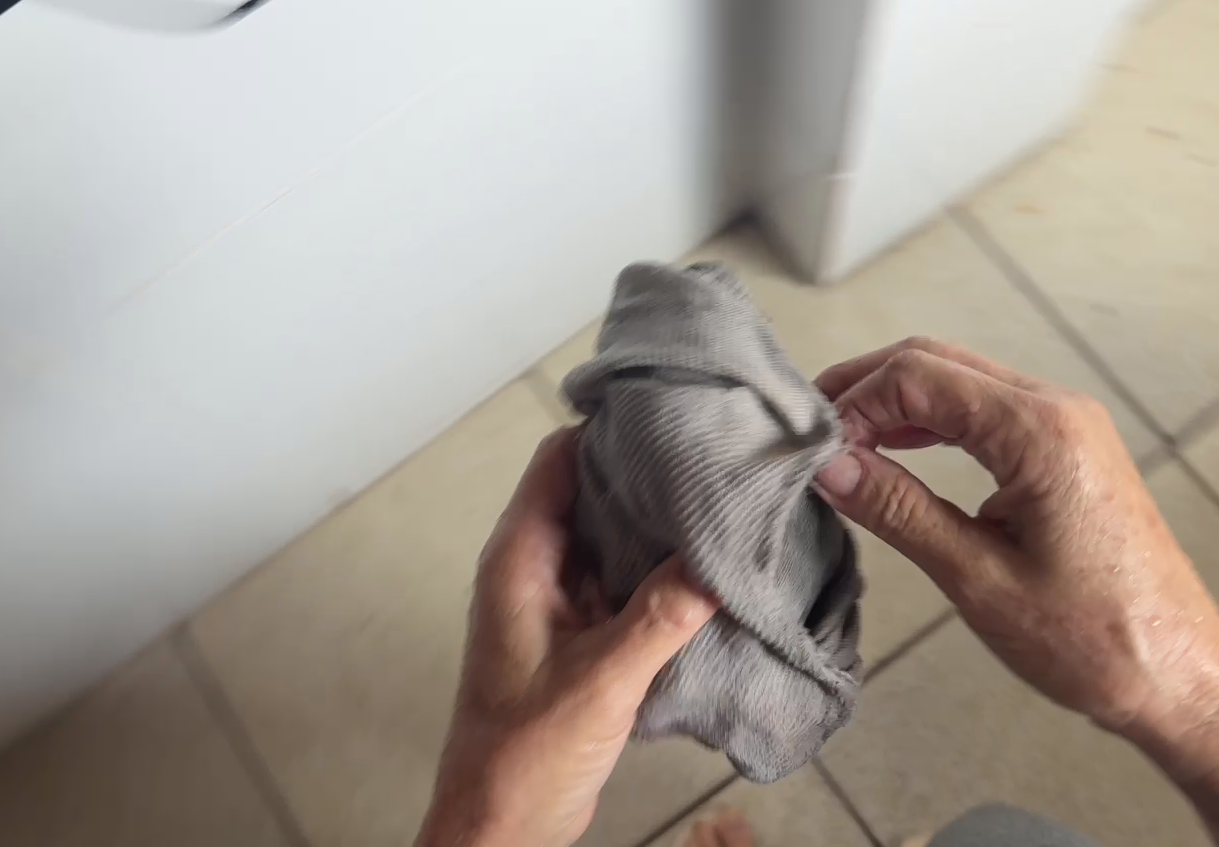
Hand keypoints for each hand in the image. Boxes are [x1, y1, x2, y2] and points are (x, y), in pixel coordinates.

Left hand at [418, 428, 717, 846]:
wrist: (499, 823)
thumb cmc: (524, 751)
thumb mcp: (601, 681)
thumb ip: (660, 619)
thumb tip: (718, 564)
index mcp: (520, 555)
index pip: (557, 460)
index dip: (601, 430)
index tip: (657, 412)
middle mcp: (533, 561)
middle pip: (584, 488)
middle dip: (636, 471)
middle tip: (698, 453)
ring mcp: (553, 592)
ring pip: (601, 529)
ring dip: (644, 519)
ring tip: (705, 496)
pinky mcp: (574, 622)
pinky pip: (612, 571)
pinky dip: (645, 560)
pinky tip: (691, 560)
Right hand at [810, 338, 1218, 737]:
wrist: (1192, 688)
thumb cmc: (1095, 642)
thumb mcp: (978, 577)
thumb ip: (896, 509)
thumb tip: (826, 464)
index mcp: (1039, 431)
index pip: (916, 376)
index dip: (855, 402)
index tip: (820, 449)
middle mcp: (1054, 408)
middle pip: (931, 360)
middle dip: (862, 385)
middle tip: (813, 425)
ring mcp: (1063, 423)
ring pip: (951, 376)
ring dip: (889, 398)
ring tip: (841, 435)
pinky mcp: (1061, 447)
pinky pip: (975, 406)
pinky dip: (922, 417)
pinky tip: (891, 446)